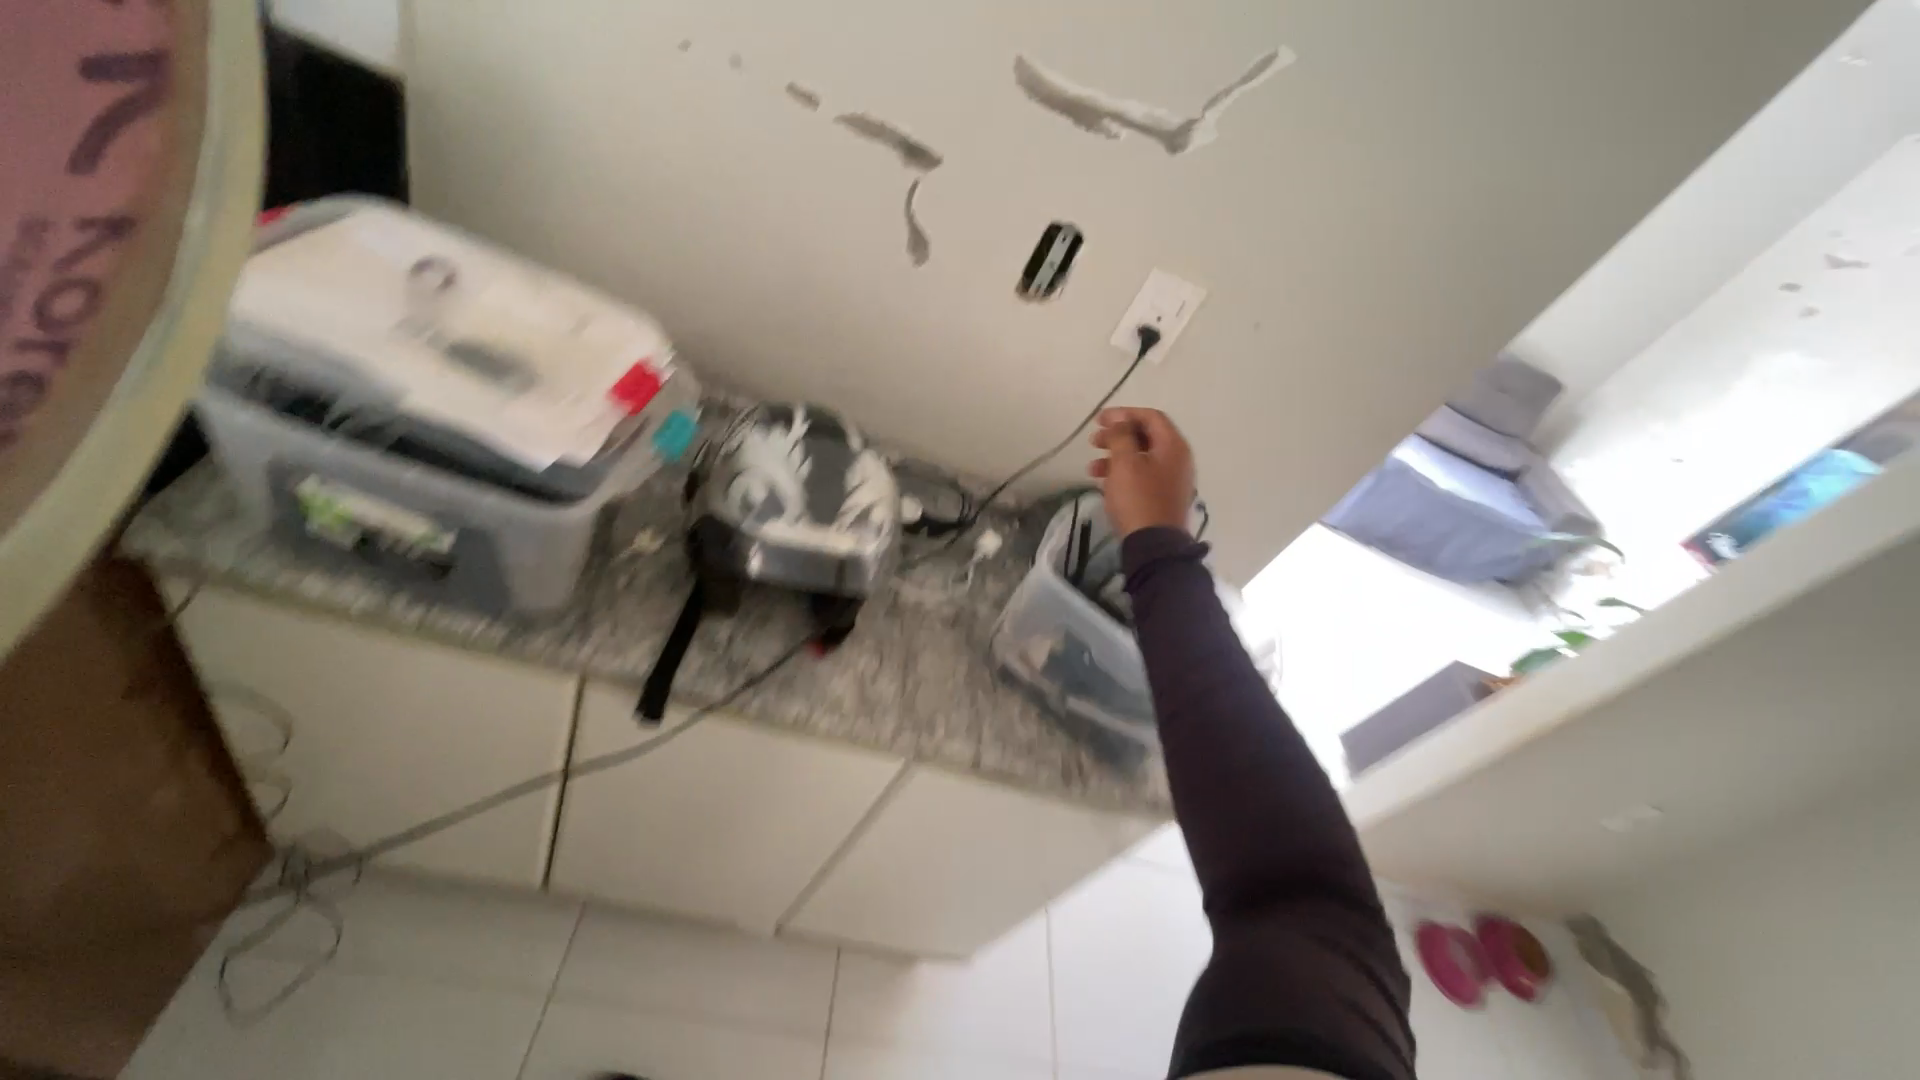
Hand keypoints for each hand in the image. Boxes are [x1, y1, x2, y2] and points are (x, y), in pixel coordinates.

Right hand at [1089, 408, 1194, 538]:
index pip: (1151, 417)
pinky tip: (1104, 484)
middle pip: (1146, 437)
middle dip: (1118, 437)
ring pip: (1142, 458)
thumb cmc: (1138, 498)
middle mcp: (1178, 459)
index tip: (1099, 420)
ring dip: (1116, 457)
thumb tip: (1120, 419)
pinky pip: (1143, 476)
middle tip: (1093, 442)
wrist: (1154, 545)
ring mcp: (1173, 480)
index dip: (1124, 414)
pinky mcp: (1164, 497)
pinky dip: (1124, 474)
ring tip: (1092, 468)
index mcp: (1173, 445)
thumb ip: (1121, 435)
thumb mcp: (1125, 463)